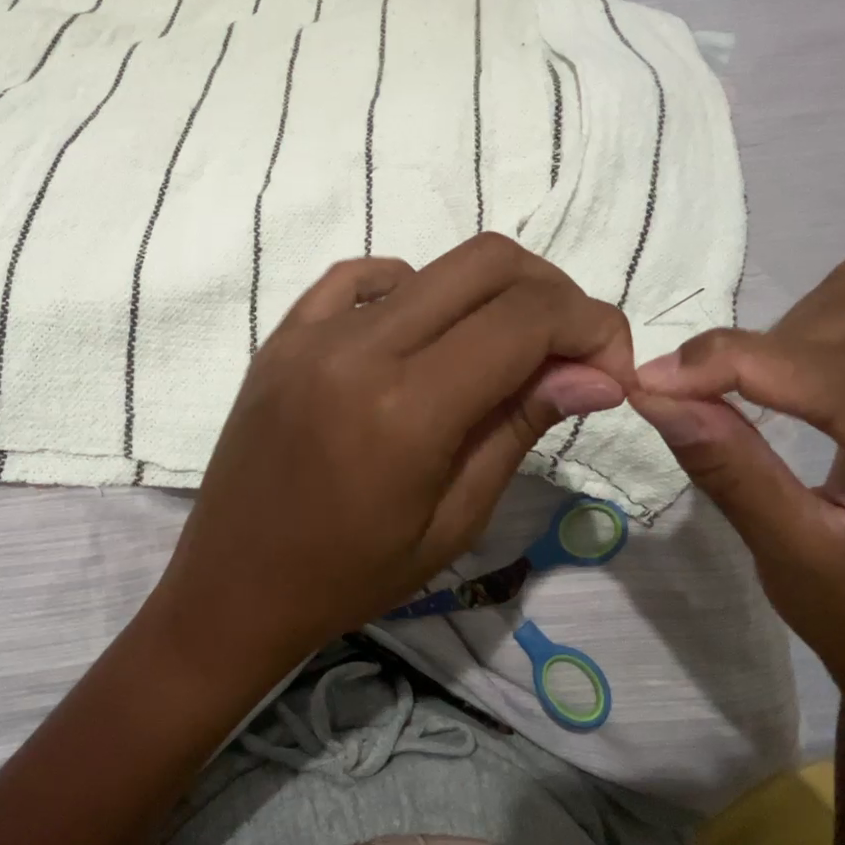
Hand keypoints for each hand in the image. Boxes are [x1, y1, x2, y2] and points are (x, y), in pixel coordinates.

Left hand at [149, 233, 636, 667]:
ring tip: (495, 350)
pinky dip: (409, 288)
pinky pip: (359, 277)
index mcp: (406, 408)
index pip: (525, 320)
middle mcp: (358, 348)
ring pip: (428, 265)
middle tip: (567, 349)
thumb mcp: (453, 520)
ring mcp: (311, 332)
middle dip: (551, 294)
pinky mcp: (282, 333)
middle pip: (486, 263)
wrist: (235, 581)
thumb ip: (520, 427)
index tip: (608, 367)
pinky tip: (418, 330)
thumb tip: (596, 371)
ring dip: (485, 293)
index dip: (589, 327)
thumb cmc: (349, 574)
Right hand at [630, 258, 844, 720]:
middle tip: (726, 399)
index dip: (743, 364)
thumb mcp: (786, 557)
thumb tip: (654, 392)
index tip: (656, 377)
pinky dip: (821, 341)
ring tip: (773, 401)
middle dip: (777, 345)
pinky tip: (810, 397)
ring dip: (798, 337)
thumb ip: (728, 468)